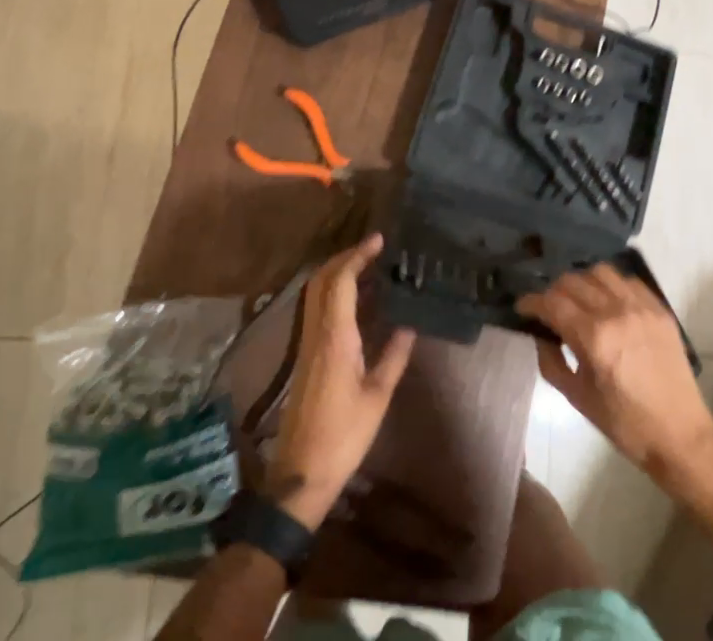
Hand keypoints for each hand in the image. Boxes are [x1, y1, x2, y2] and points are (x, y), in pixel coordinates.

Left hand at [269, 234, 416, 529]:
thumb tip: (410, 324)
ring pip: (316, 296)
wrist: (302, 471)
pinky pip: (318, 312)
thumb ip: (394, 355)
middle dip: (345, 258)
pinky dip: (336, 295)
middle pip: (321, 282)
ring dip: (339, 274)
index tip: (379, 240)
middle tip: (375, 248)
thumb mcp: (378, 395)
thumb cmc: (344, 435)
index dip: (357, 256)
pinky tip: (359, 302)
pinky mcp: (306, 358)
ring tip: (372, 268)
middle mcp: (316, 335)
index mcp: (335, 339)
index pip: (340, 282)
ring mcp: (307, 346)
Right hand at [517, 264, 712, 481]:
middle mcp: (617, 312)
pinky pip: (628, 281)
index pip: (552, 303)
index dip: (531, 302)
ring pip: (601, 272)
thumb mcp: (577, 397)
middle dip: (553, 292)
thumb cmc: (624, 422)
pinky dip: (611, 285)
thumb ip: (552, 361)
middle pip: (573, 282)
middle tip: (547, 309)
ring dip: (582, 282)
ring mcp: (642, 307)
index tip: (522, 308)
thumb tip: (541, 336)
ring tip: (577, 301)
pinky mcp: (660, 309)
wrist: (678, 431)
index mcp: (594, 337)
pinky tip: (607, 303)